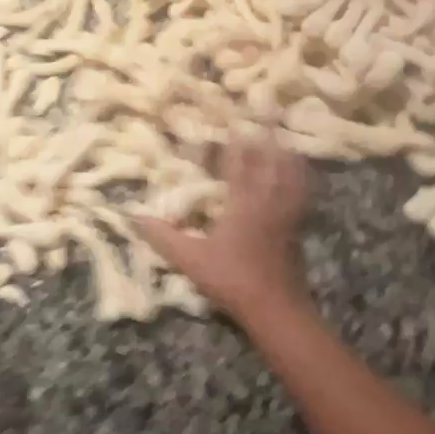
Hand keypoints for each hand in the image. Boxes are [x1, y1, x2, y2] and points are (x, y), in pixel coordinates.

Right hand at [137, 139, 311, 320]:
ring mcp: (287, 216)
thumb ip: (163, 237)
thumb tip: (133, 216)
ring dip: (286, 158)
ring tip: (283, 144)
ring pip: (292, 178)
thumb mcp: (190, 260)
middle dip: (263, 143)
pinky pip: (301, 196)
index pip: (238, 165)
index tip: (229, 126)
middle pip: (271, 164)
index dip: (234, 145)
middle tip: (258, 125)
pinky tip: (296, 181)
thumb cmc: (231, 279)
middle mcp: (268, 203)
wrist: (276, 308)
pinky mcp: (297, 230)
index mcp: (242, 204)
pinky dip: (299, 181)